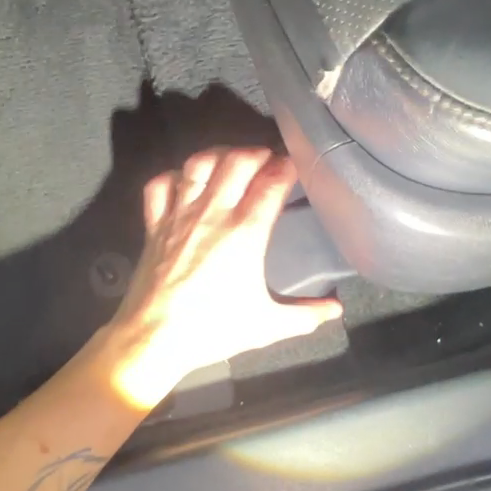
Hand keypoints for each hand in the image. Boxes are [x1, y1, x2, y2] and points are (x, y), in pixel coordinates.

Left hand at [97, 147, 340, 407]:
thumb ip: (306, 315)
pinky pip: (161, 184)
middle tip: (268, 160)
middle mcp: (212, 213)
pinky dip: (176, 175)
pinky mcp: (154, 224)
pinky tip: (187, 181)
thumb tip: (336, 309)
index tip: (296, 165)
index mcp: (245, 232)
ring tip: (232, 161)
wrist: (154, 338)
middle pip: (236, 161)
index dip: (287, 166)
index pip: (271, 182)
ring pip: (199, 163)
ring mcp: (179, 215)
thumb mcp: (267, 326)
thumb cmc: (213, 330)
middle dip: (257, 153)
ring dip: (219, 155)